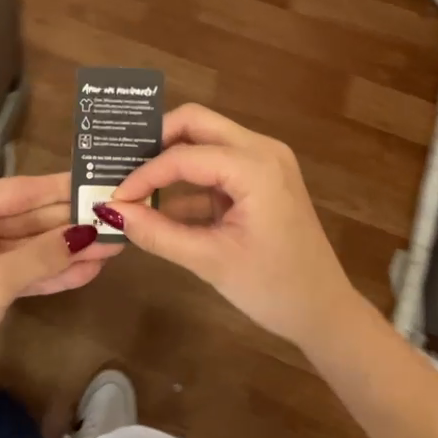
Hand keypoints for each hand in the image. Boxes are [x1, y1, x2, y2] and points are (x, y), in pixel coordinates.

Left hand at [0, 173, 119, 391]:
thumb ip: (41, 256)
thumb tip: (87, 232)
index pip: (18, 191)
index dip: (60, 189)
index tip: (99, 183)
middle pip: (30, 216)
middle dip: (70, 222)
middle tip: (115, 218)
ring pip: (34, 244)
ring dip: (70, 248)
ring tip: (114, 244)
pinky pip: (30, 269)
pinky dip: (58, 271)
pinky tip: (90, 268)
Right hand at [98, 104, 359, 349]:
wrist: (327, 315)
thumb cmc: (275, 289)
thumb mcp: (210, 261)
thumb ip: (157, 232)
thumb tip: (110, 212)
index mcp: (255, 167)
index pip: (184, 156)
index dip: (144, 174)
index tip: (113, 197)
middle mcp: (262, 149)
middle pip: (195, 122)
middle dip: (154, 141)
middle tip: (122, 166)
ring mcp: (265, 160)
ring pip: (204, 138)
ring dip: (169, 157)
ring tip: (134, 182)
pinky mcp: (262, 176)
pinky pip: (216, 162)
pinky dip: (187, 179)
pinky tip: (160, 205)